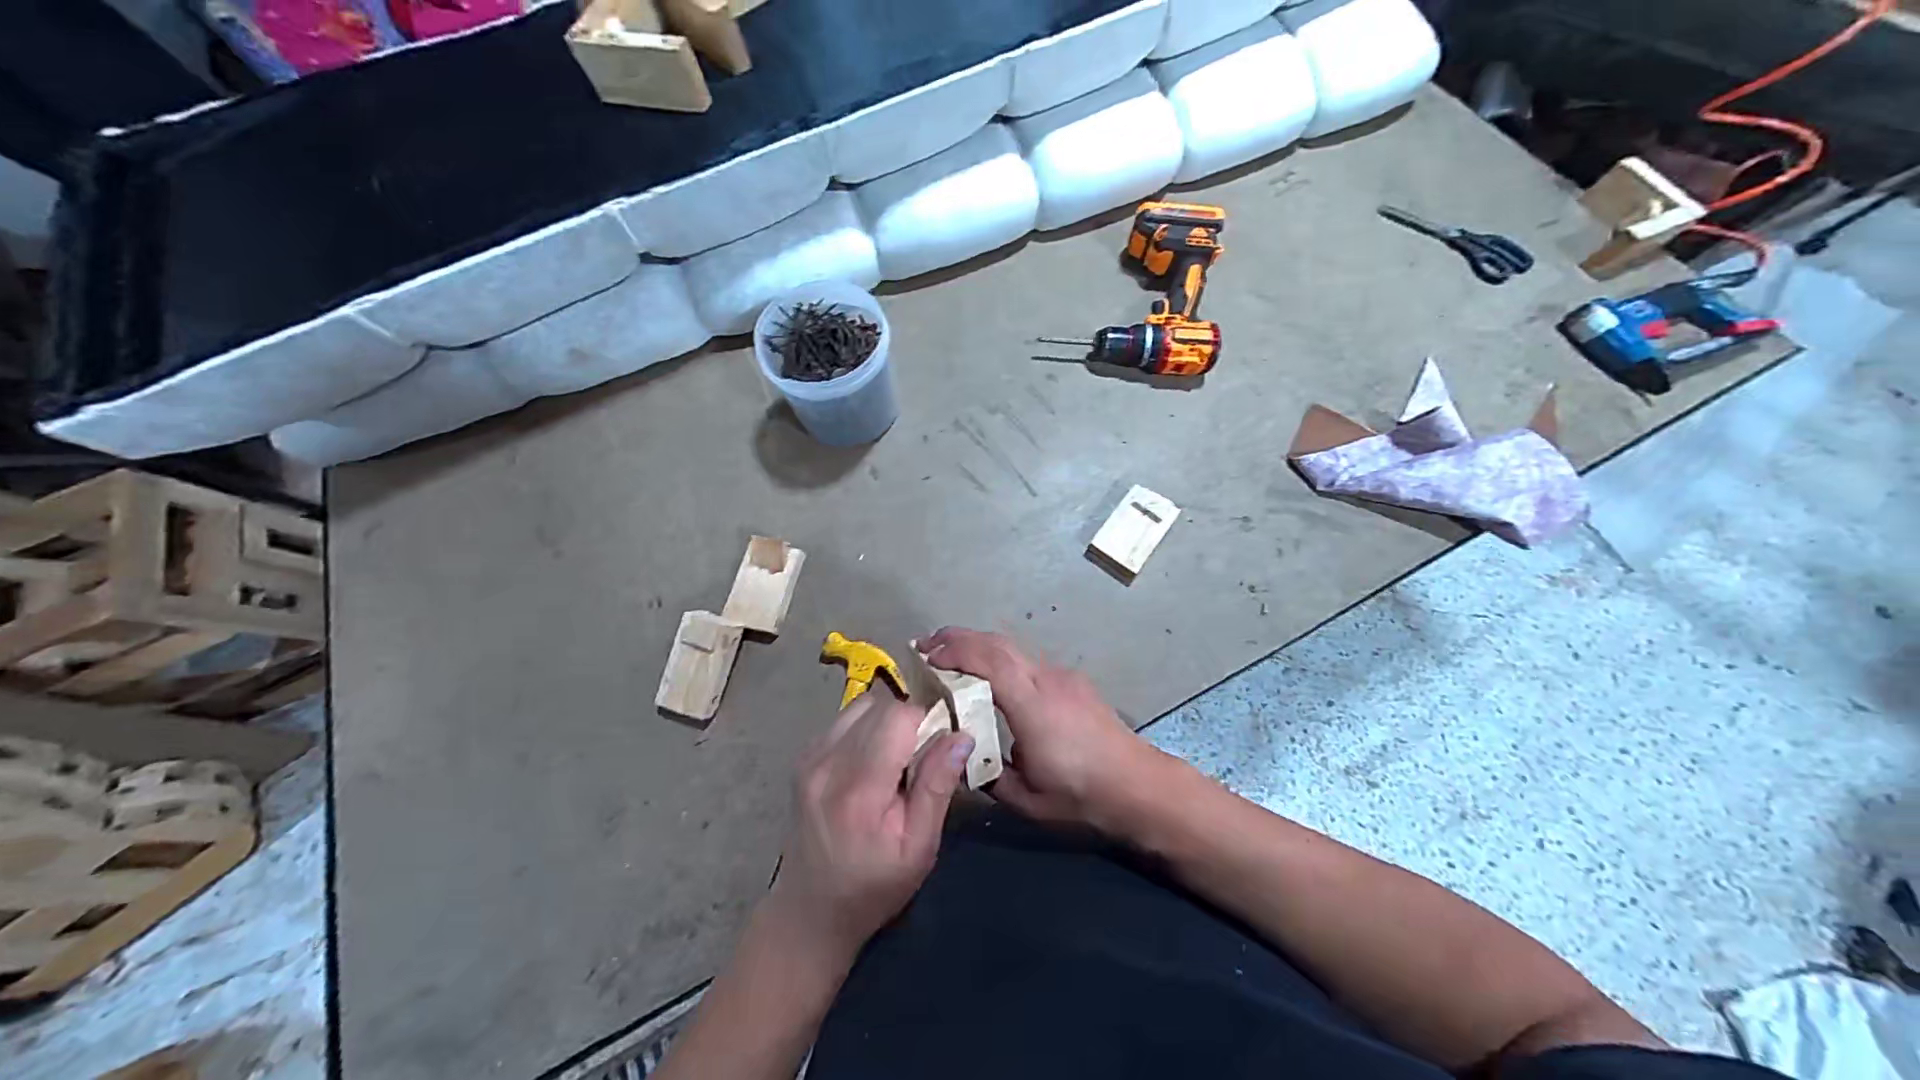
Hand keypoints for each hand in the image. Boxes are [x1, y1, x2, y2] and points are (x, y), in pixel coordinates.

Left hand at [766, 692, 972, 960]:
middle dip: (910, 720)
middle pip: (881, 705)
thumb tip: (961, 736)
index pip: (897, 717)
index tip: (940, 747)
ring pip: (862, 705)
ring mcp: (810, 757)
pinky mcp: (804, 757)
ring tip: (898, 757)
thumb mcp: (919, 847)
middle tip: (923, 756)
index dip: (927, 722)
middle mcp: (827, 763)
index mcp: (858, 790)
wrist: (811, 910)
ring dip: (888, 720)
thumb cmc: (873, 886)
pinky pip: (845, 719)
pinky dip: (867, 728)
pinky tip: (874, 761)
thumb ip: (936, 787)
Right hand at [920, 627, 1178, 834]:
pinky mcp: (1072, 681)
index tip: (926, 656)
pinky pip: (1027, 660)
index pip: (991, 662)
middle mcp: (1048, 681)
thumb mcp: (1026, 799)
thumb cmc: (1081, 796)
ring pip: (1014, 648)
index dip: (956, 652)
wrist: (1139, 786)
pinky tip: (989, 676)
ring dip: (979, 646)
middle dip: (959, 638)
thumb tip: (960, 758)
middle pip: (999, 643)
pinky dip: (998, 658)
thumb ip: (987, 776)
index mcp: (1034, 708)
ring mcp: (1063, 677)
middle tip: (926, 646)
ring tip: (950, 657)